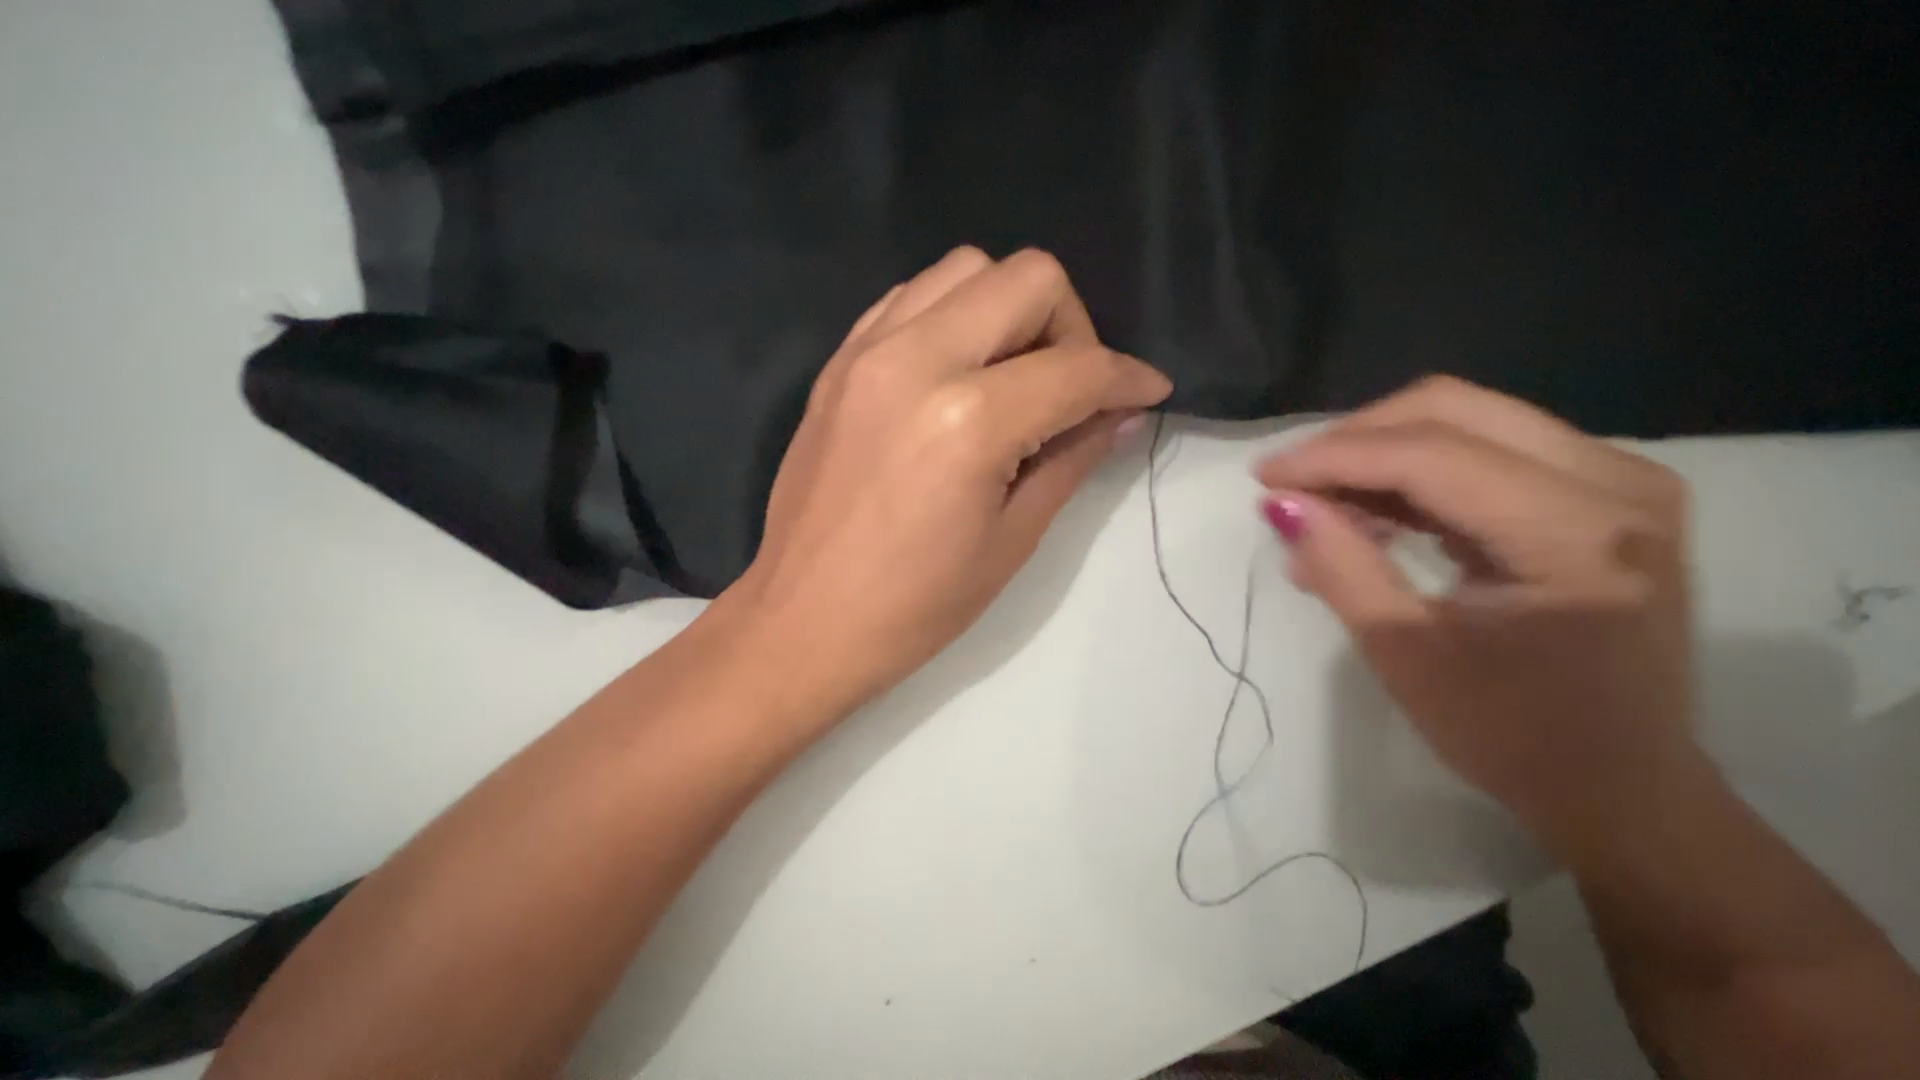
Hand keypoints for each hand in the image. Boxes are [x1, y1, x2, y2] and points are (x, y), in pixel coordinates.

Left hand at [728, 247, 1171, 716]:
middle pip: (1028, 277)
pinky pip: (911, 296)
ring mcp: (868, 351)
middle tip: (1070, 389)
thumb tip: (1120, 413)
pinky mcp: (839, 360)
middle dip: (1072, 325)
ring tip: (1012, 377)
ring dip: (1010, 308)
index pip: (1077, 367)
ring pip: (966, 268)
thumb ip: (1073, 458)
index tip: (1148, 393)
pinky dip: (952, 314)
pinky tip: (958, 371)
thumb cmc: (915, 605)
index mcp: (968, 421)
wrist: (802, 619)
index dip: (1129, 378)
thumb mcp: (1013, 539)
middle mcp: (916, 360)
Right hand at [1256, 376, 1696, 841]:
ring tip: (1332, 510)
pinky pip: (1500, 447)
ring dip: (1389, 453)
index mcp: (1577, 535)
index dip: (1336, 457)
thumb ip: (1342, 567)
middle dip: (1359, 439)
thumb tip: (1282, 503)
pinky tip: (1385, 515)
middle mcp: (1618, 484)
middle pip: (1456, 410)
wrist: (1624, 788)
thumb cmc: (1514, 737)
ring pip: (1476, 419)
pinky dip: (1429, 471)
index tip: (1265, 478)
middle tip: (1296, 487)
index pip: (1432, 455)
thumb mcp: (1408, 657)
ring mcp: (1626, 482)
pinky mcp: (1615, 493)